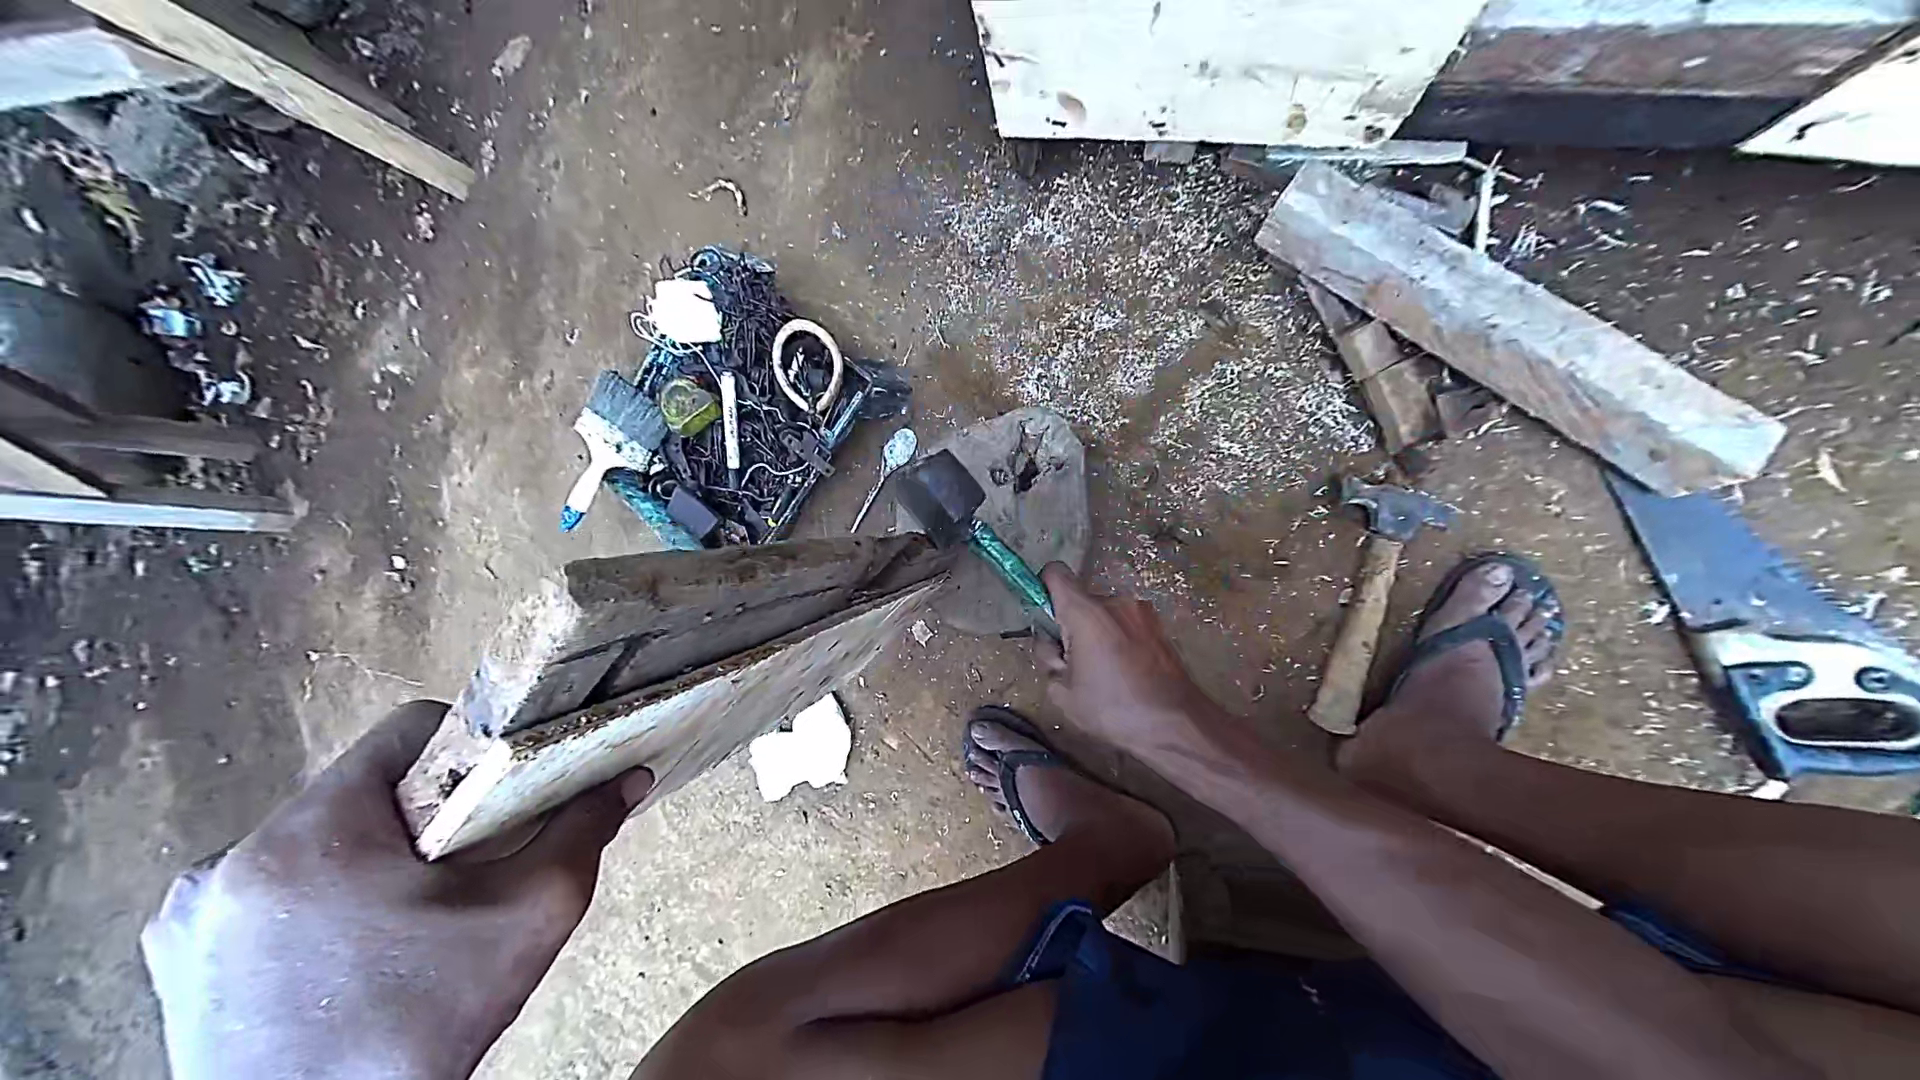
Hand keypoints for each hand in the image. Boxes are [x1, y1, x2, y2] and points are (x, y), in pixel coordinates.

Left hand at [141, 700, 652, 1079]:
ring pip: (329, 834)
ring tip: (428, 907)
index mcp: (309, 833)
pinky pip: (282, 886)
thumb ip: (584, 829)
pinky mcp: (179, 962)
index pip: (410, 727)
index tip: (504, 792)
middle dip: (434, 807)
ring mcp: (191, 915)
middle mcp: (230, 860)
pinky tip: (369, 945)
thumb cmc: (421, 1023)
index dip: (473, 744)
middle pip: (369, 784)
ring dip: (386, 851)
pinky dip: (335, 894)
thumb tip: (632, 777)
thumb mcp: (532, 913)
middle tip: (477, 858)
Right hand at [1039, 564, 1225, 754]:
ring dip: (1095, 634)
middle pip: (1078, 600)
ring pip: (1102, 614)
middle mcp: (1114, 601)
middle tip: (1074, 664)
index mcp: (1086, 612)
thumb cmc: (1114, 710)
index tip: (1046, 621)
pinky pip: (1123, 623)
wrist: (1177, 724)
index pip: (1055, 573)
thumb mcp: (1062, 692)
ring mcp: (1140, 610)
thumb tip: (1051, 644)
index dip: (1042, 590)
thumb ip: (1047, 658)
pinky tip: (1125, 672)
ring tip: (1104, 673)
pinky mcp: (1158, 624)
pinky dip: (1116, 639)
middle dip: (1070, 625)